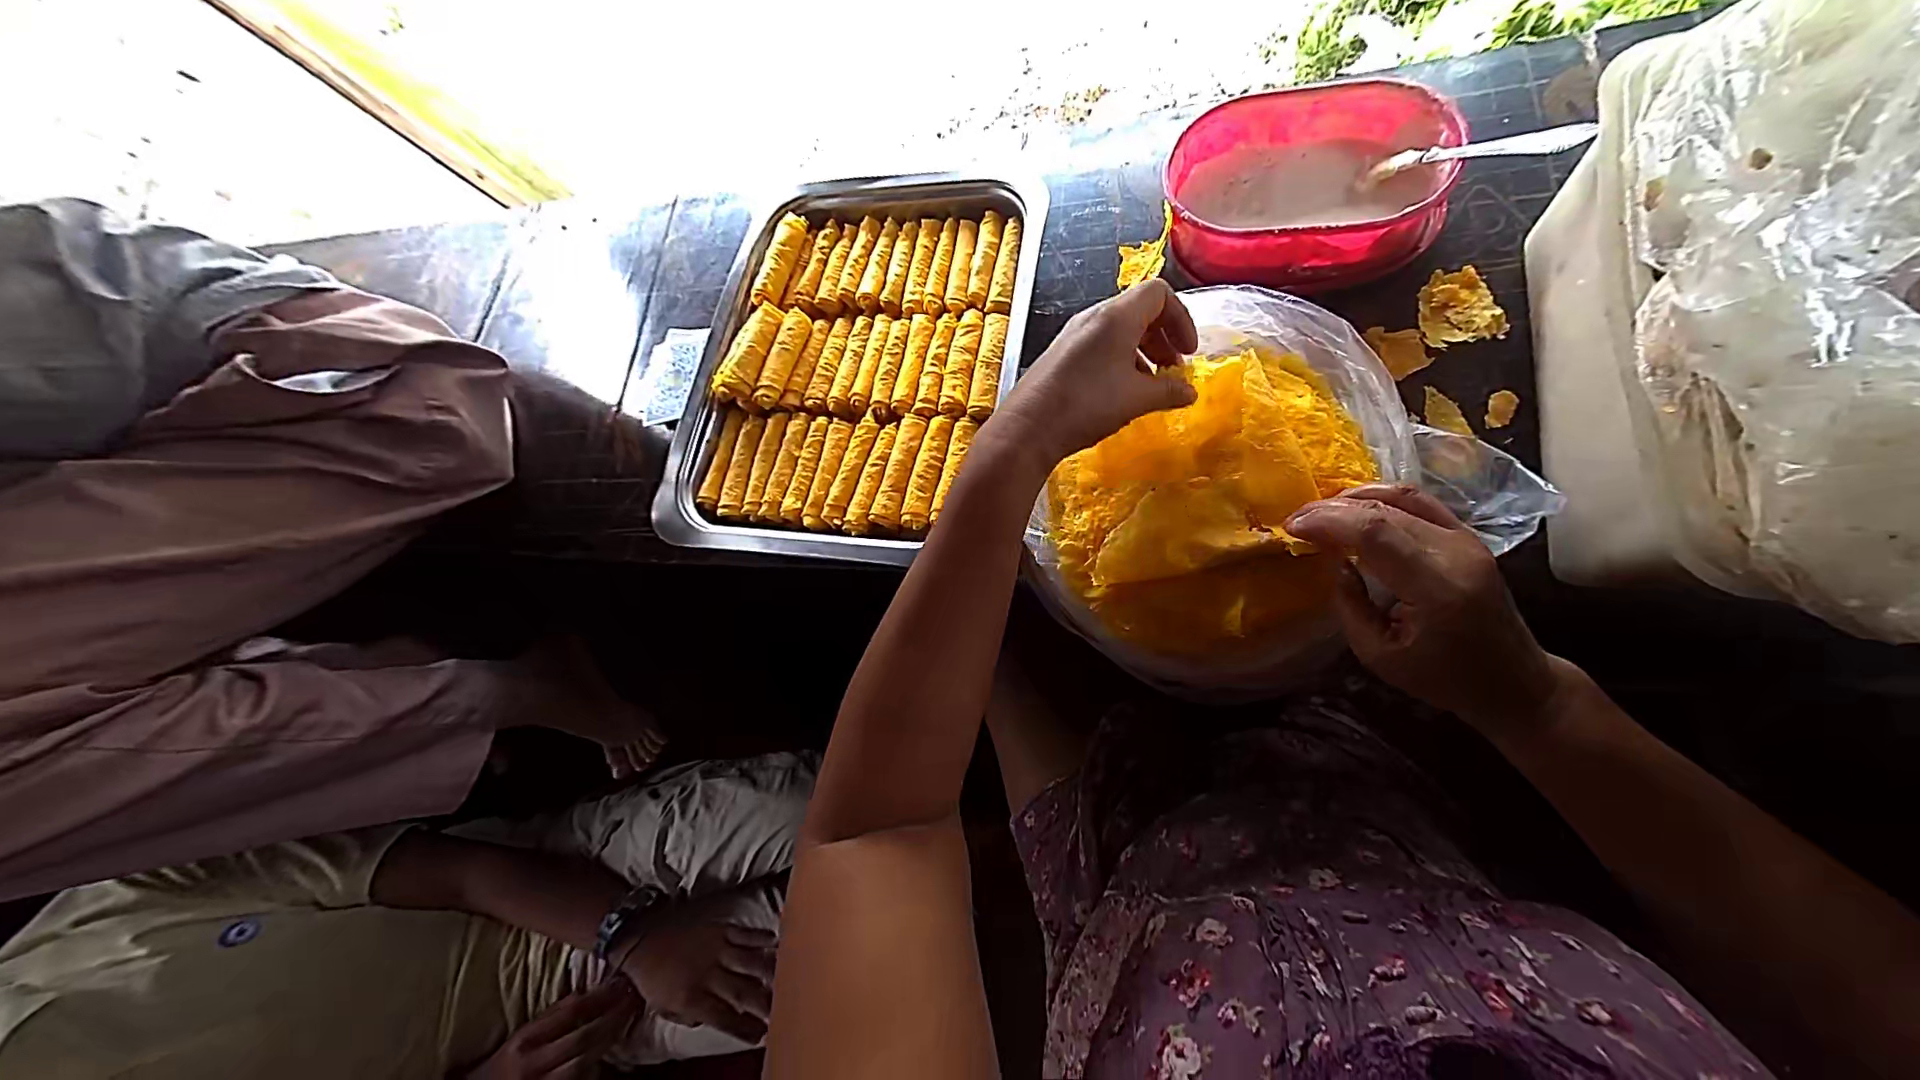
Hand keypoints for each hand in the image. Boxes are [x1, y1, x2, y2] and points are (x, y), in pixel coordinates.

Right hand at [467, 977, 637, 1078]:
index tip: (622, 982)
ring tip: (627, 1022)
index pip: (571, 1012)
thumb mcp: (522, 1036)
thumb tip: (585, 992)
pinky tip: (609, 1052)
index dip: (601, 996)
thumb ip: (552, 1015)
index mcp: (525, 1040)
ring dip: (609, 1042)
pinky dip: (594, 1068)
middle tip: (635, 999)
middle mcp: (532, 1064)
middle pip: (583, 1038)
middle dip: (613, 1017)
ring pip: (584, 1064)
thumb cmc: (504, 1064)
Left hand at [616, 902, 776, 1044]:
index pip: (725, 1018)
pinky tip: (777, 943)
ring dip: (770, 971)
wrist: (642, 939)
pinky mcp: (721, 928)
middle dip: (765, 1003)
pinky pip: (746, 933)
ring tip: (789, 977)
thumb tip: (715, 1017)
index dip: (745, 1028)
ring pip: (750, 961)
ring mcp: (717, 948)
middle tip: (783, 1009)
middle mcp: (708, 974)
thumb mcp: (664, 1007)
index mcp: (692, 997)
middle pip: (743, 991)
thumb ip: (691, 1015)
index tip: (762, 1033)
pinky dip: (762, 938)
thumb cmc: (653, 976)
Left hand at [995, 279, 1199, 464]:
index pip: (1159, 294)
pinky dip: (1119, 361)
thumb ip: (1169, 391)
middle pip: (1138, 311)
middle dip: (1163, 338)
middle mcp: (1092, 318)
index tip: (1188, 352)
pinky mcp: (1060, 356)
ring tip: (1149, 386)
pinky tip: (1120, 393)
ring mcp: (1072, 336)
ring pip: (1118, 331)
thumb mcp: (1136, 399)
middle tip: (1172, 370)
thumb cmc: (1086, 405)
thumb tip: (1189, 393)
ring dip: (1141, 353)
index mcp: (1115, 317)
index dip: (1181, 319)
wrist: (1027, 428)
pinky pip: (1098, 347)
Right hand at [1284, 484, 1572, 736]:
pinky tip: (1352, 508)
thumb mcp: (1376, 653)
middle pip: (1385, 510)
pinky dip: (1378, 499)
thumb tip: (1332, 561)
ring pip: (1401, 497)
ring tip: (1319, 513)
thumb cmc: (1441, 677)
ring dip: (1353, 499)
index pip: (1375, 533)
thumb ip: (1349, 603)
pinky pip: (1418, 502)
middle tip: (1296, 519)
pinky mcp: (1466, 536)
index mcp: (1437, 587)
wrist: (1512, 680)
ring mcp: (1466, 539)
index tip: (1292, 527)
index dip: (1328, 522)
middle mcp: (1456, 553)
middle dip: (1331, 509)